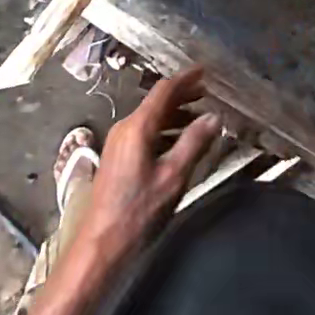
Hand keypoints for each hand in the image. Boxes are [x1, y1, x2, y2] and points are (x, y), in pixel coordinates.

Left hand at [67, 68, 222, 272]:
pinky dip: (165, 130)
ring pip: (150, 118)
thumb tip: (213, 116)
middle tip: (207, 92)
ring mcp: (118, 143)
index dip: (186, 78)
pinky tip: (180, 143)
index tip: (205, 70)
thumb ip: (194, 143)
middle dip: (183, 95)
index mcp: (137, 127)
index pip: (163, 91)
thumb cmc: (138, 211)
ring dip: (175, 114)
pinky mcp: (118, 158)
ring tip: (200, 117)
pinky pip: (145, 132)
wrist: (101, 244)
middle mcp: (125, 128)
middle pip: (156, 102)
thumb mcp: (173, 177)